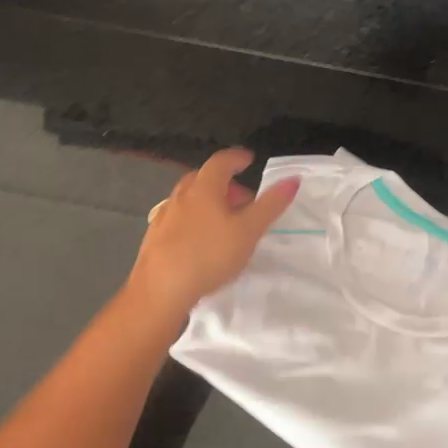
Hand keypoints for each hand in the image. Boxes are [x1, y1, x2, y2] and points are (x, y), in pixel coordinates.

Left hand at [127, 148, 299, 317]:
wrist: (161, 289)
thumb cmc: (209, 255)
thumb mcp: (248, 231)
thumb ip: (270, 205)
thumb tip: (293, 179)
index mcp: (204, 189)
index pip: (221, 162)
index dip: (236, 158)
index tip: (248, 160)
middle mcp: (181, 196)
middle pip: (202, 178)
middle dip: (224, 183)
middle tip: (242, 199)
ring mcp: (164, 216)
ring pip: (188, 199)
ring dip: (207, 202)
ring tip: (223, 222)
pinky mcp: (154, 237)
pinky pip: (178, 218)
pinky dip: (193, 219)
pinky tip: (199, 241)